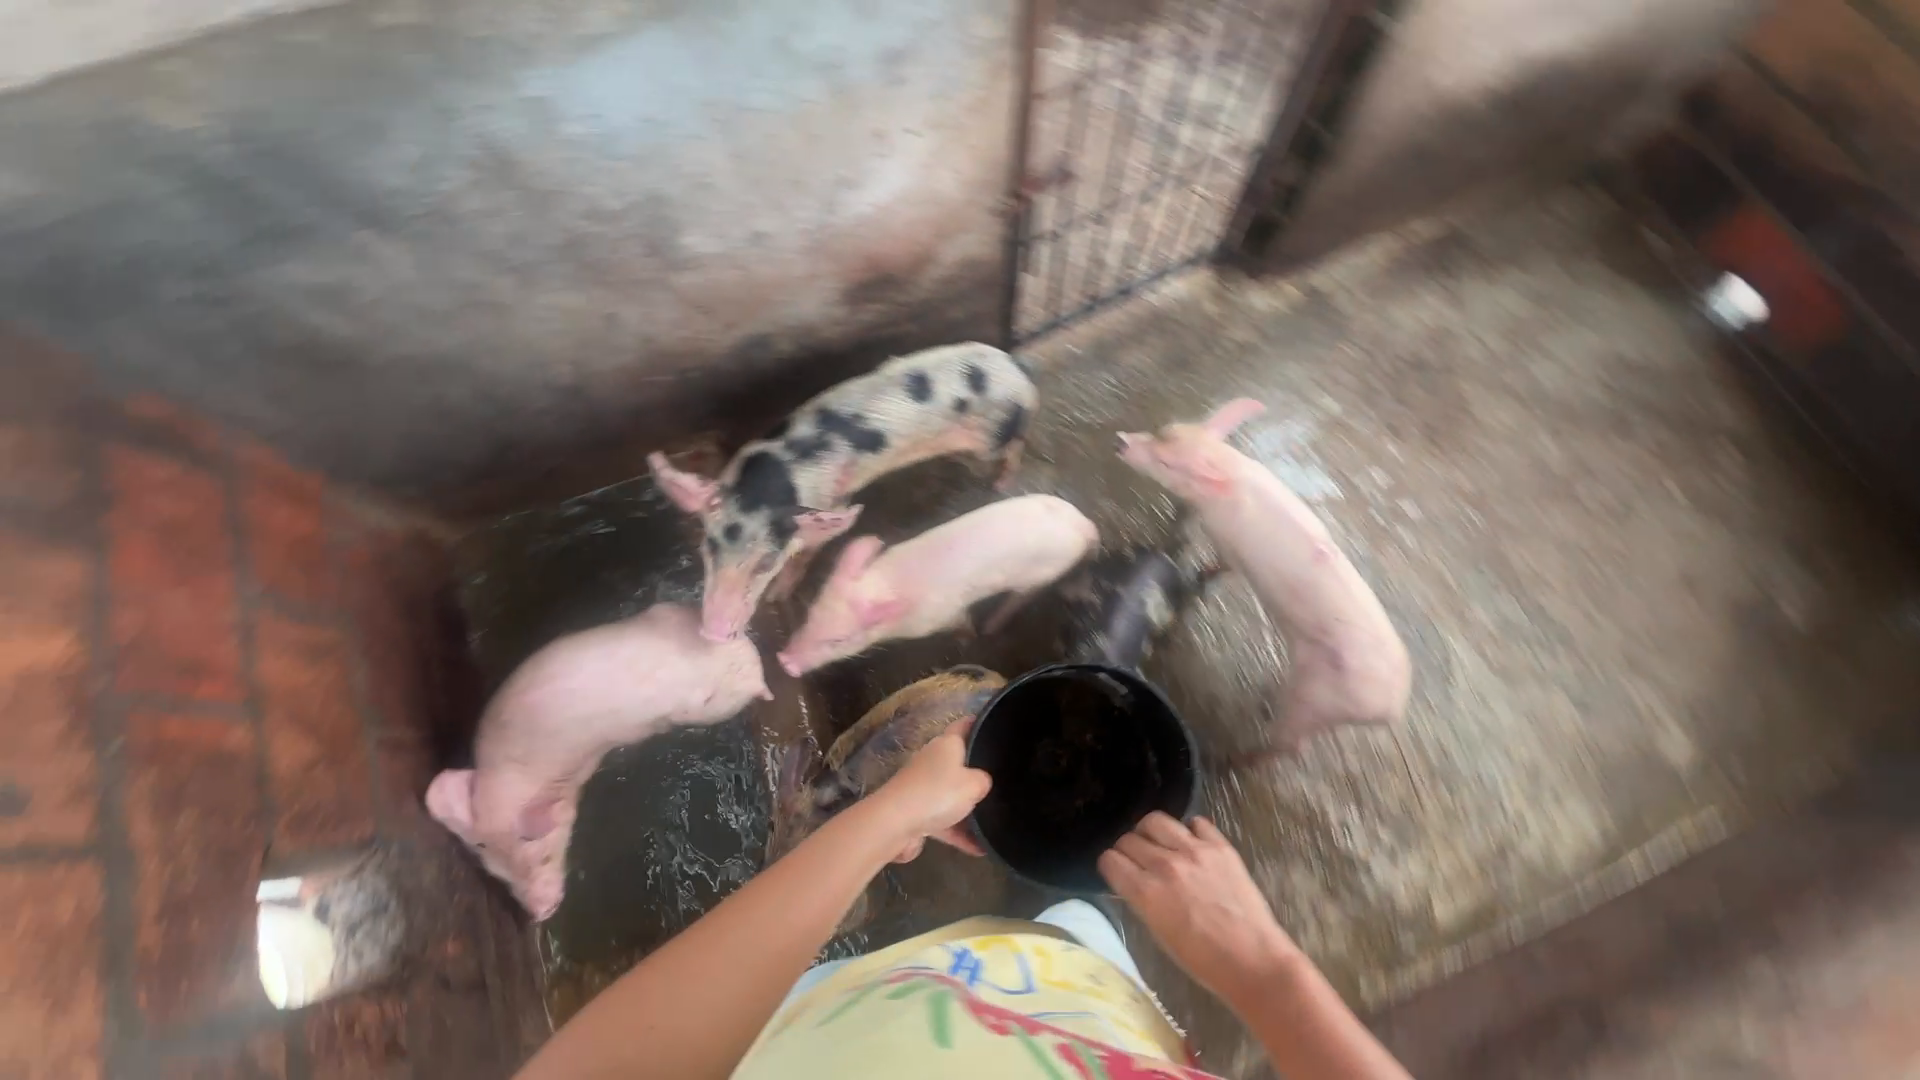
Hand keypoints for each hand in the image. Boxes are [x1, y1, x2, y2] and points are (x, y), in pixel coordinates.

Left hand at [871, 721, 991, 862]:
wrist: (895, 823)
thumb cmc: (938, 793)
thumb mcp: (974, 784)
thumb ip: (983, 781)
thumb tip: (982, 782)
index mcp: (946, 744)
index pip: (964, 725)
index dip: (978, 724)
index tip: (994, 727)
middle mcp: (932, 760)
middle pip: (958, 762)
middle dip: (976, 772)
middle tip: (1001, 781)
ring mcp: (922, 786)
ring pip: (950, 794)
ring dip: (968, 809)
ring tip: (993, 820)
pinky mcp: (915, 812)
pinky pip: (944, 821)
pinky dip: (959, 833)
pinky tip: (979, 849)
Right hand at [1099, 813, 1300, 1002]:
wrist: (1255, 962)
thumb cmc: (1204, 962)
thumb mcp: (1159, 935)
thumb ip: (1140, 900)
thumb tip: (1131, 880)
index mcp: (1147, 893)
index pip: (1110, 860)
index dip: (1110, 866)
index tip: (1116, 872)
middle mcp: (1166, 865)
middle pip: (1128, 839)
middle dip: (1127, 850)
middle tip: (1137, 862)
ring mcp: (1194, 852)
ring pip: (1155, 820)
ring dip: (1150, 833)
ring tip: (1160, 845)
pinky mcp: (1220, 846)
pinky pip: (1195, 822)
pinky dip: (1188, 831)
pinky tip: (1191, 846)